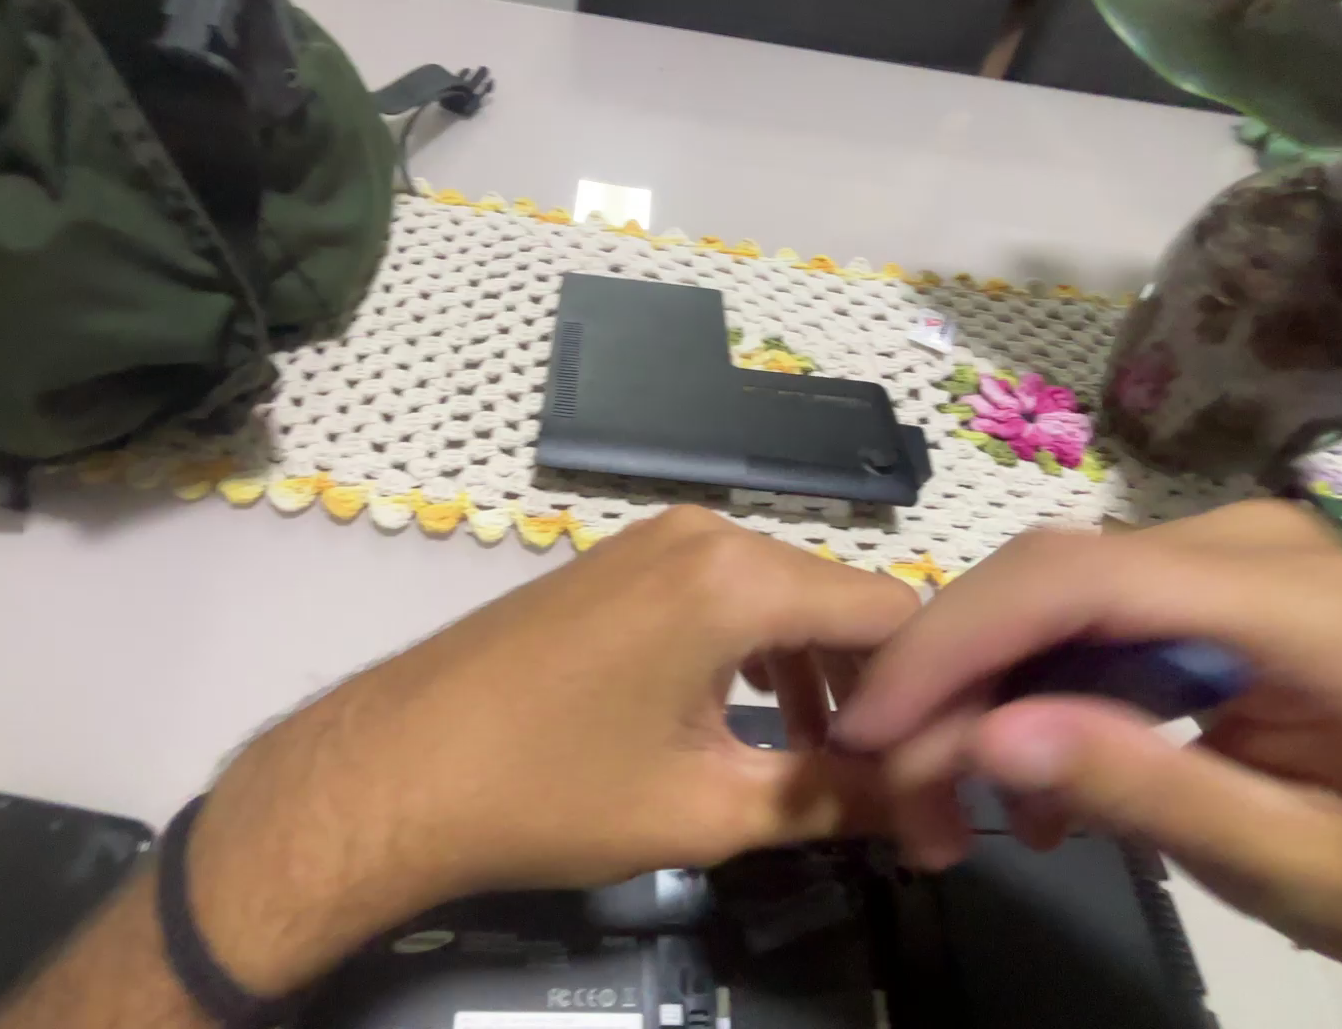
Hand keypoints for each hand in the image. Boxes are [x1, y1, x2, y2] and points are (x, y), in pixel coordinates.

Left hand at [190, 506, 916, 992]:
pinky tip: (749, 714)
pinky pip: (720, 594)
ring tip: (822, 762)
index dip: (931, 695)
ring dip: (812, 673)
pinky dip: (753, 650)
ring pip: (776, 598)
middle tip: (890, 787)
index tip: (943, 773)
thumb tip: (924, 807)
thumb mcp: (709, 806)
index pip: (892, 614)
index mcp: (740, 576)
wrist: (398, 764)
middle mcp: (705, 532)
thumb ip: (834, 798)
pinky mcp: (621, 560)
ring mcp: (655, 539)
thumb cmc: (554, 788)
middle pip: (834, 602)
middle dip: (871, 692)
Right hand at [835, 500, 1341, 991]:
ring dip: (970, 691)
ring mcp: (1208, 554)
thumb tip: (985, 738)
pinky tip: (1024, 766)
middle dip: (941, 674)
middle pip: (1034, 580)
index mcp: (1302, 602)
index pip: (1073, 583)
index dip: (951, 645)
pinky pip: (1059, 618)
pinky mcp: (1182, 581)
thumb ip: (1152, 794)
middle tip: (894, 775)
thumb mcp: (1312, 872)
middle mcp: (1241, 543)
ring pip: (1030, 598)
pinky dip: (1015, 689)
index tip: (873, 727)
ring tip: (952, 795)